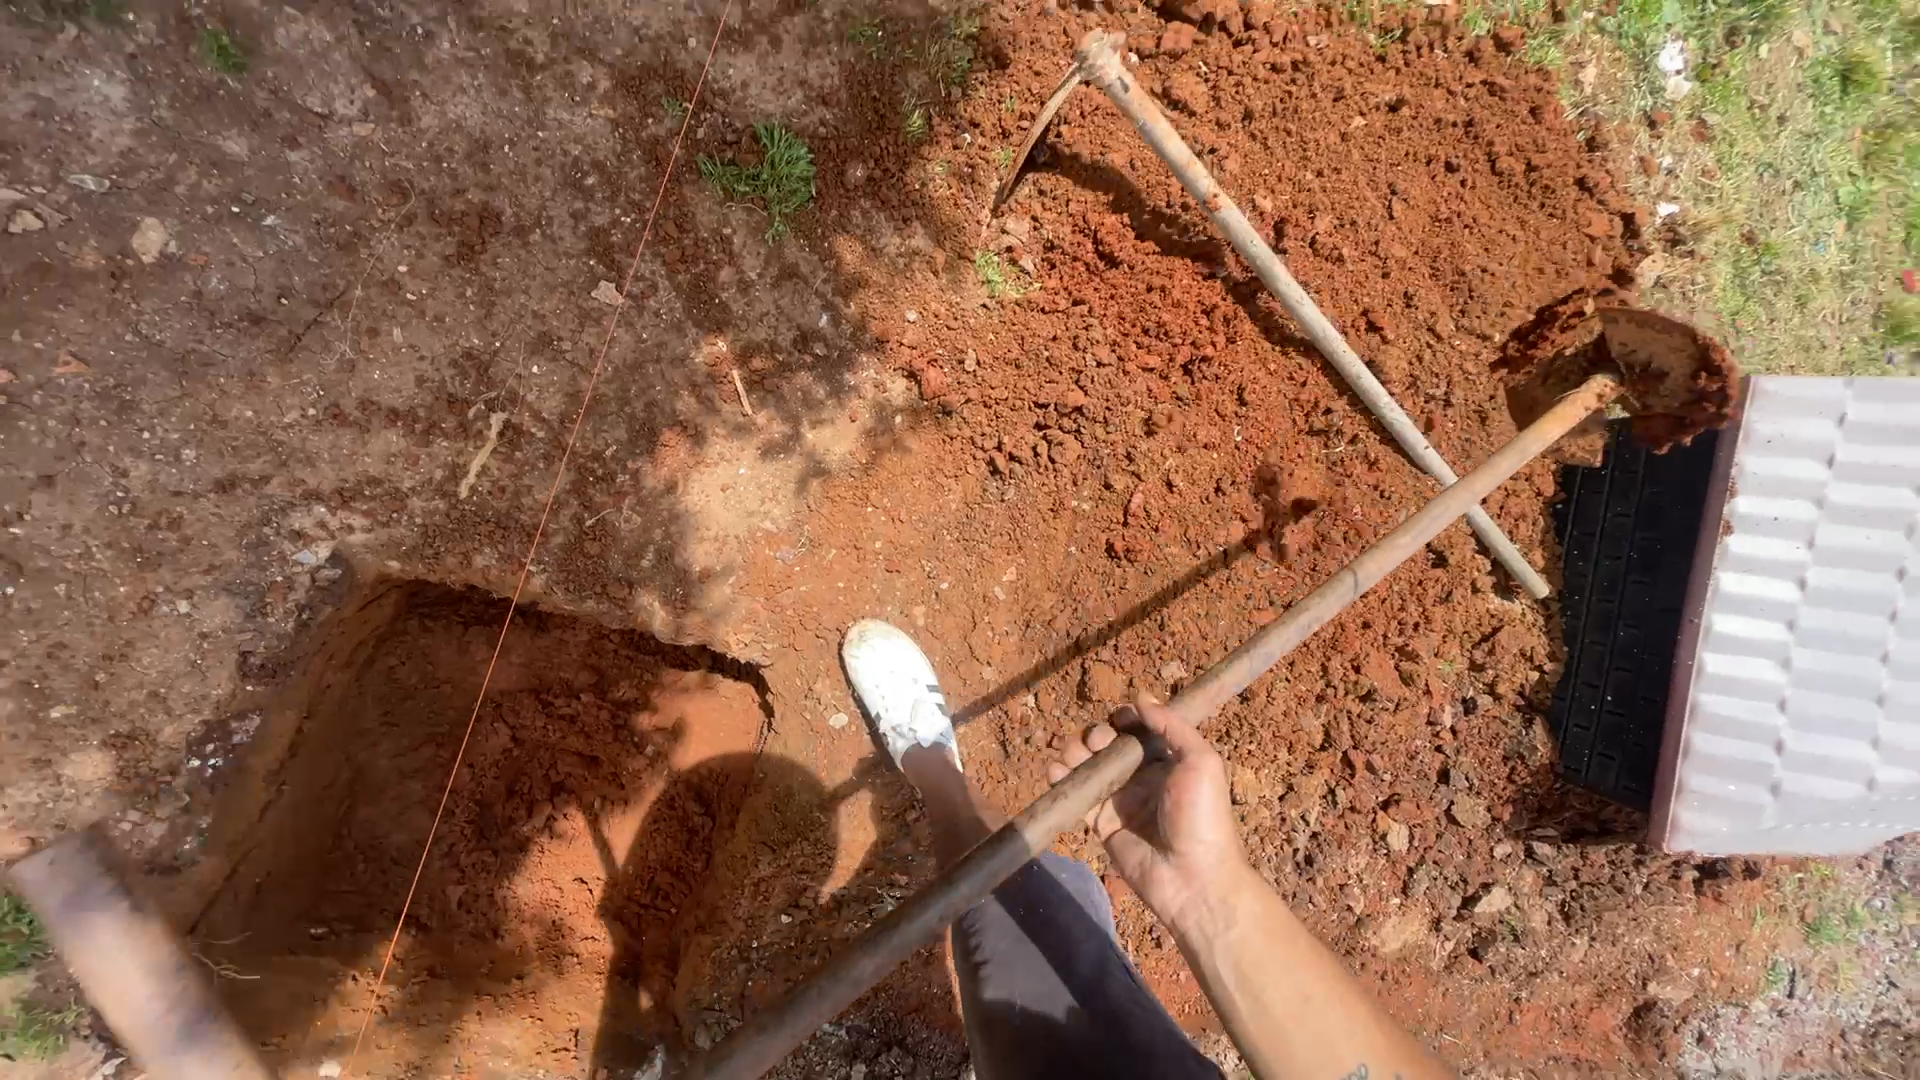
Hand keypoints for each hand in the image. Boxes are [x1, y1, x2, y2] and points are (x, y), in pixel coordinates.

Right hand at [1048, 694, 1246, 927]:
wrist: (1193, 879)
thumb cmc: (1202, 817)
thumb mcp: (1201, 762)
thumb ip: (1172, 726)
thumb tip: (1141, 698)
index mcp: (1166, 760)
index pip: (1137, 729)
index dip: (1124, 720)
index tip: (1119, 721)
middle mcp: (1141, 776)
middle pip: (1107, 744)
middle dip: (1096, 736)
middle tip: (1096, 744)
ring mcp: (1119, 799)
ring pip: (1087, 765)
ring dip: (1074, 753)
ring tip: (1071, 756)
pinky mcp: (1101, 822)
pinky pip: (1077, 796)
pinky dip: (1061, 780)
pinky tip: (1056, 773)